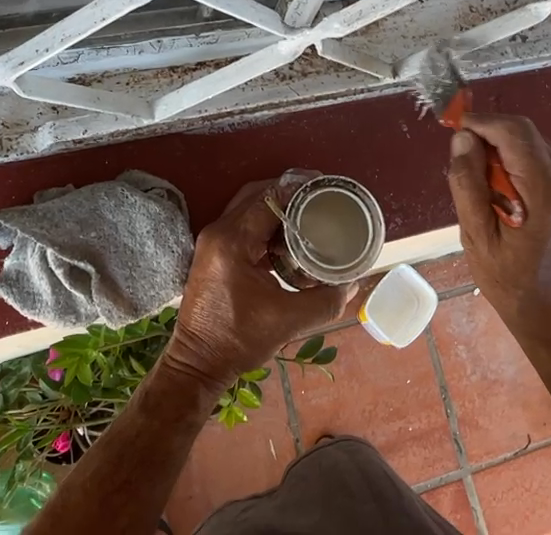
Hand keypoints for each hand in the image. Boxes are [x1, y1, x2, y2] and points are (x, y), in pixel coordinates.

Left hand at [163, 180, 354, 390]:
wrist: (197, 364)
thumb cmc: (238, 341)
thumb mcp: (289, 321)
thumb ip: (326, 300)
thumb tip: (353, 282)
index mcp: (233, 240)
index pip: (270, 197)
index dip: (299, 187)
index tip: (326, 186)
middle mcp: (219, 232)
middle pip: (258, 194)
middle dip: (290, 191)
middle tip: (321, 196)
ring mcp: (214, 242)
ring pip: (250, 208)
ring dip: (279, 207)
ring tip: (311, 214)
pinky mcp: (216, 254)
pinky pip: (245, 225)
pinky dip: (268, 225)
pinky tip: (292, 238)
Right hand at [448, 114, 550, 350]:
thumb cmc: (516, 287)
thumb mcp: (478, 239)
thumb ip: (469, 185)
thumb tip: (463, 140)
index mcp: (546, 192)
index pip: (514, 132)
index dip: (481, 121)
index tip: (453, 128)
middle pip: (525, 133)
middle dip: (489, 135)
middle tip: (462, 159)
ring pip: (533, 145)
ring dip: (502, 150)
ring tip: (480, 183)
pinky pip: (541, 162)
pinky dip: (516, 164)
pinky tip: (501, 194)